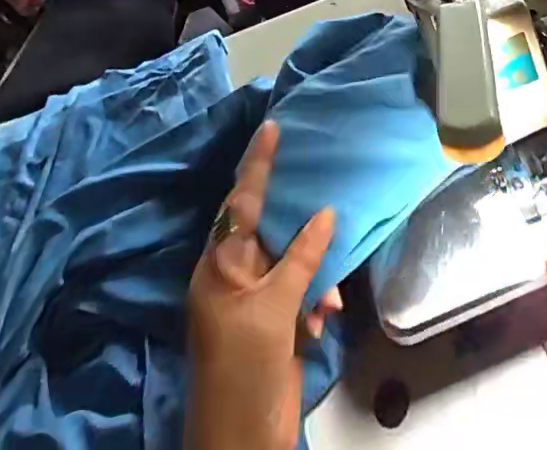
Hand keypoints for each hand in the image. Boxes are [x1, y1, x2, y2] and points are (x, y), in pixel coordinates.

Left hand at [186, 122, 343, 449]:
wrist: (243, 439)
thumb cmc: (245, 369)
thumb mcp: (274, 310)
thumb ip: (302, 258)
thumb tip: (327, 213)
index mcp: (219, 268)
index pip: (241, 204)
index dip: (257, 165)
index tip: (272, 128)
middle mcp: (234, 275)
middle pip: (270, 227)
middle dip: (300, 219)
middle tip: (321, 184)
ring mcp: (254, 298)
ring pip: (294, 258)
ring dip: (315, 273)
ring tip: (324, 303)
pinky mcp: (273, 318)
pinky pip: (302, 287)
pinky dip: (316, 298)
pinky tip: (321, 322)